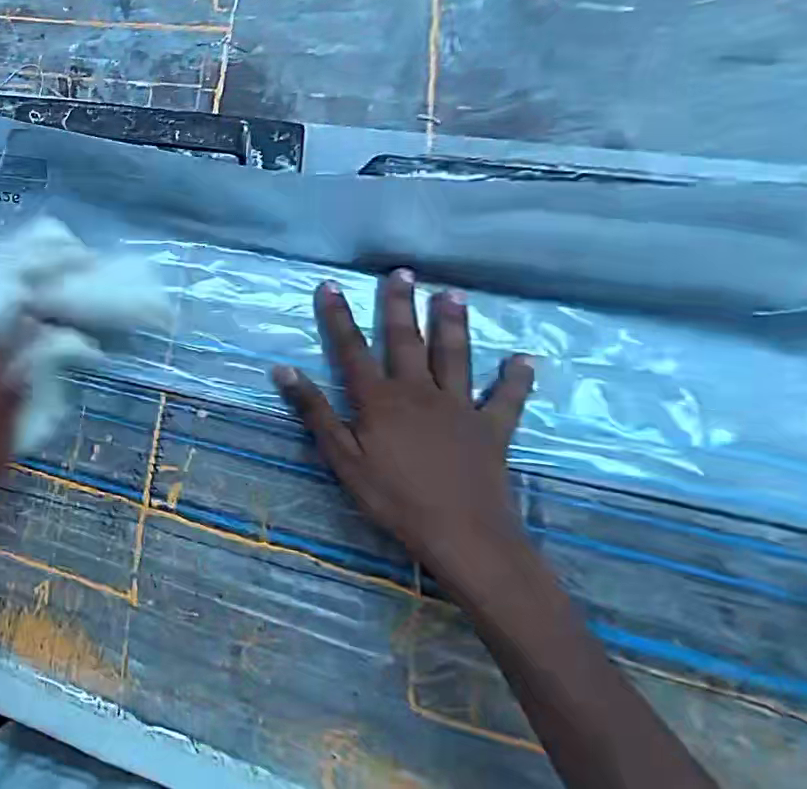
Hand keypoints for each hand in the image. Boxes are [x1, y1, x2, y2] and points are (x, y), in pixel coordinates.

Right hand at [271, 269, 536, 583]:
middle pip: (407, 341)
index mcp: (378, 399)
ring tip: (452, 294)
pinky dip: (515, 378)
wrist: (464, 534)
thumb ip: (315, 410)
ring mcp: (459, 408)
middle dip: (400, 305)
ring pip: (455, 356)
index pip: (352, 348)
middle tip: (401, 272)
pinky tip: (523, 359)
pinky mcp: (492, 429)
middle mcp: (419, 392)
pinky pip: (505, 398)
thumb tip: (283, 369)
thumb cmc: (392, 496)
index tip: (330, 285)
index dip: (338, 315)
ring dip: (452, 324)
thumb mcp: (340, 456)